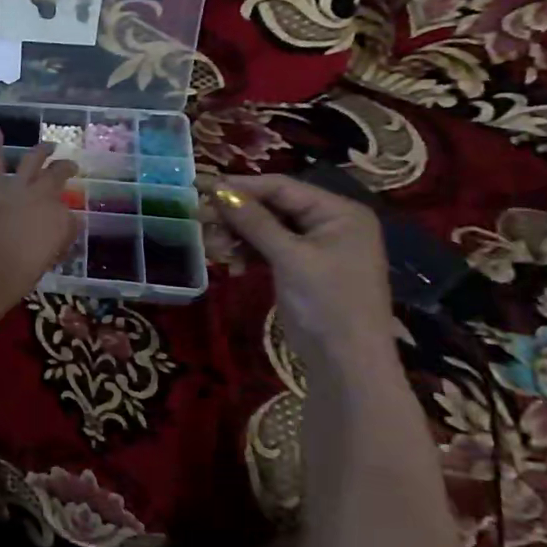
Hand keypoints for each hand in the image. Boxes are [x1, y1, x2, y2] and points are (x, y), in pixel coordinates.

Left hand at [0, 129, 77, 315]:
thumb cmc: (19, 276)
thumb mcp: (48, 261)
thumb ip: (58, 240)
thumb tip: (64, 228)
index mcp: (62, 218)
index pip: (70, 214)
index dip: (66, 220)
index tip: (64, 226)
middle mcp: (44, 196)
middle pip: (58, 176)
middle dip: (66, 170)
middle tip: (71, 168)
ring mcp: (17, 188)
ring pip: (33, 160)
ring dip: (43, 151)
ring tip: (50, 146)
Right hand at [209, 174, 395, 362]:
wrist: (346, 360)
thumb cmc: (326, 301)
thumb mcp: (289, 257)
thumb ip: (255, 222)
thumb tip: (219, 191)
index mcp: (339, 212)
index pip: (282, 187)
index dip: (241, 186)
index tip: (200, 189)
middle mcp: (329, 223)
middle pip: (273, 206)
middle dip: (237, 215)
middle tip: (201, 222)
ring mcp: (315, 247)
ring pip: (266, 229)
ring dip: (238, 236)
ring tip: (215, 250)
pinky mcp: (301, 268)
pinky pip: (268, 249)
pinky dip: (248, 253)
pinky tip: (232, 265)